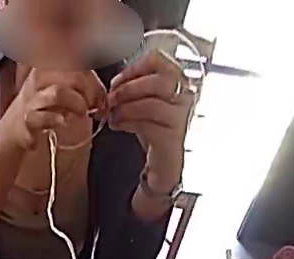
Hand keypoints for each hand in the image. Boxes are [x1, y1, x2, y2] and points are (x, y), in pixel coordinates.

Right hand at [2, 68, 105, 153]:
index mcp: (49, 64)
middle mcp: (39, 76)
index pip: (79, 63)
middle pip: (73, 75)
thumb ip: (83, 86)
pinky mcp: (29, 118)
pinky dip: (57, 120)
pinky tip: (63, 122)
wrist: (17, 127)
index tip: (100, 98)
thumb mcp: (63, 89)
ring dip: (76, 105)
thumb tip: (104, 97)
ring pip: (59, 93)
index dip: (94, 81)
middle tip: (93, 107)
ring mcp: (32, 97)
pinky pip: (44, 116)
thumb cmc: (44, 107)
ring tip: (81, 114)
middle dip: (89, 93)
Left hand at [105, 49, 190, 189]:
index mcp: (176, 80)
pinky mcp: (172, 137)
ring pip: (150, 103)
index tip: (116, 82)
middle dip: (127, 89)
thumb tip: (113, 84)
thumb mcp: (144, 103)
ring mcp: (180, 116)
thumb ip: (133, 89)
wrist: (163, 163)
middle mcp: (183, 95)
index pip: (157, 60)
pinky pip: (147, 125)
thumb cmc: (153, 129)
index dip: (133, 68)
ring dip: (125, 108)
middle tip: (111, 100)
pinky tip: (117, 125)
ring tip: (112, 115)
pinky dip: (128, 123)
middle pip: (155, 80)